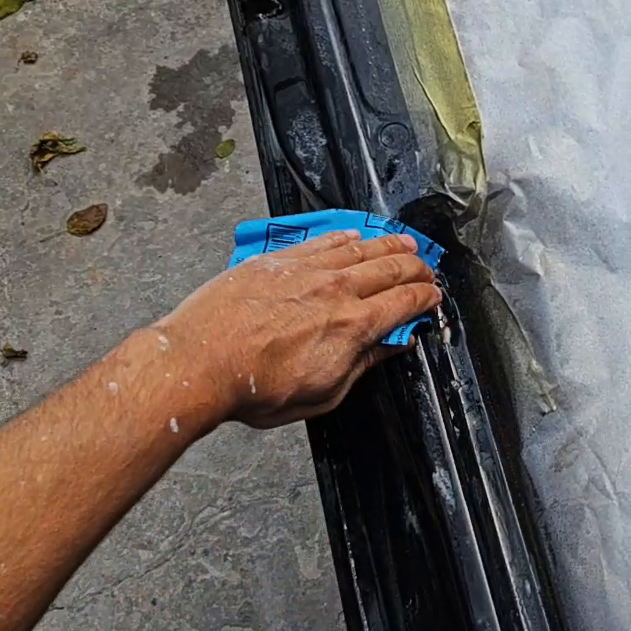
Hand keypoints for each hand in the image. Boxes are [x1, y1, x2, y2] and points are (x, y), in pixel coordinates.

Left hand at [154, 230, 440, 427]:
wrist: (197, 364)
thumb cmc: (254, 388)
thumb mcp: (324, 394)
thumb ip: (364, 364)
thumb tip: (391, 346)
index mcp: (353, 326)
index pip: (406, 302)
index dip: (427, 298)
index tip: (433, 298)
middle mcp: (337, 290)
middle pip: (392, 268)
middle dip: (417, 268)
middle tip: (426, 270)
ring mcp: (307, 270)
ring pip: (362, 247)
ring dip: (390, 244)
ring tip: (406, 243)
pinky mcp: (279, 260)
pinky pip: (323, 240)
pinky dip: (347, 236)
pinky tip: (355, 236)